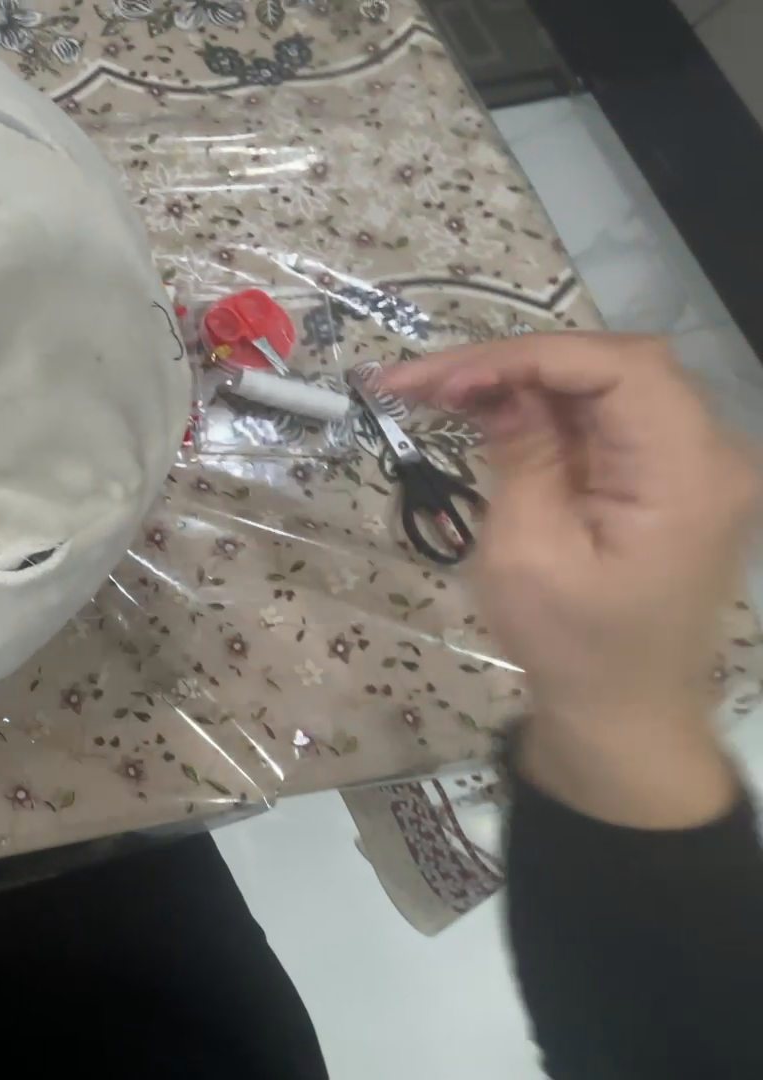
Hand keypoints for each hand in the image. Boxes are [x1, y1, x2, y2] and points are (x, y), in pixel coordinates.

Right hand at [380, 333, 754, 827]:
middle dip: (508, 359)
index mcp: (686, 473)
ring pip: (600, 384)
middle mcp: (703, 451)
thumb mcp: (527, 550)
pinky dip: (531, 405)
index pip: (619, 370)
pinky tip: (476, 410)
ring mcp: (683, 461)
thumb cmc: (568, 637)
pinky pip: (596, 418)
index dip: (524, 359)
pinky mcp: (653, 475)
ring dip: (512, 377)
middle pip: (612, 365)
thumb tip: (494, 390)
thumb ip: (522, 459)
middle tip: (415, 381)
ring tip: (428, 391)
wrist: (620, 698)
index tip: (438, 383)